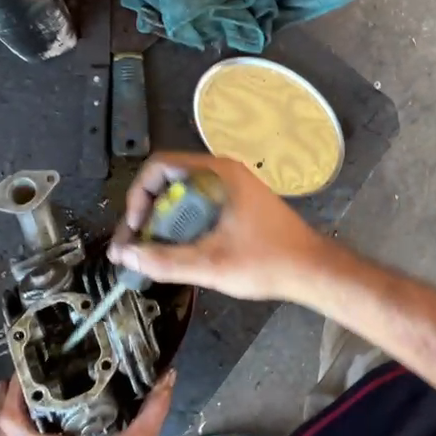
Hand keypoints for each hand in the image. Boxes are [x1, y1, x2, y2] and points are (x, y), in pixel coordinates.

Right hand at [108, 152, 342, 303]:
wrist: (311, 268)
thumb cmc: (265, 261)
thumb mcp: (210, 264)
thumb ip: (165, 260)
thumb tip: (124, 256)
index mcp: (218, 173)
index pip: (160, 166)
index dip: (138, 194)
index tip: (133, 227)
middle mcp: (222, 173)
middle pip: (168, 181)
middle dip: (145, 213)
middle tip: (133, 247)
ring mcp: (232, 187)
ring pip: (182, 196)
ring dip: (161, 222)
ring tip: (147, 254)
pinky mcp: (237, 204)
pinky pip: (198, 206)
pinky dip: (181, 225)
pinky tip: (174, 252)